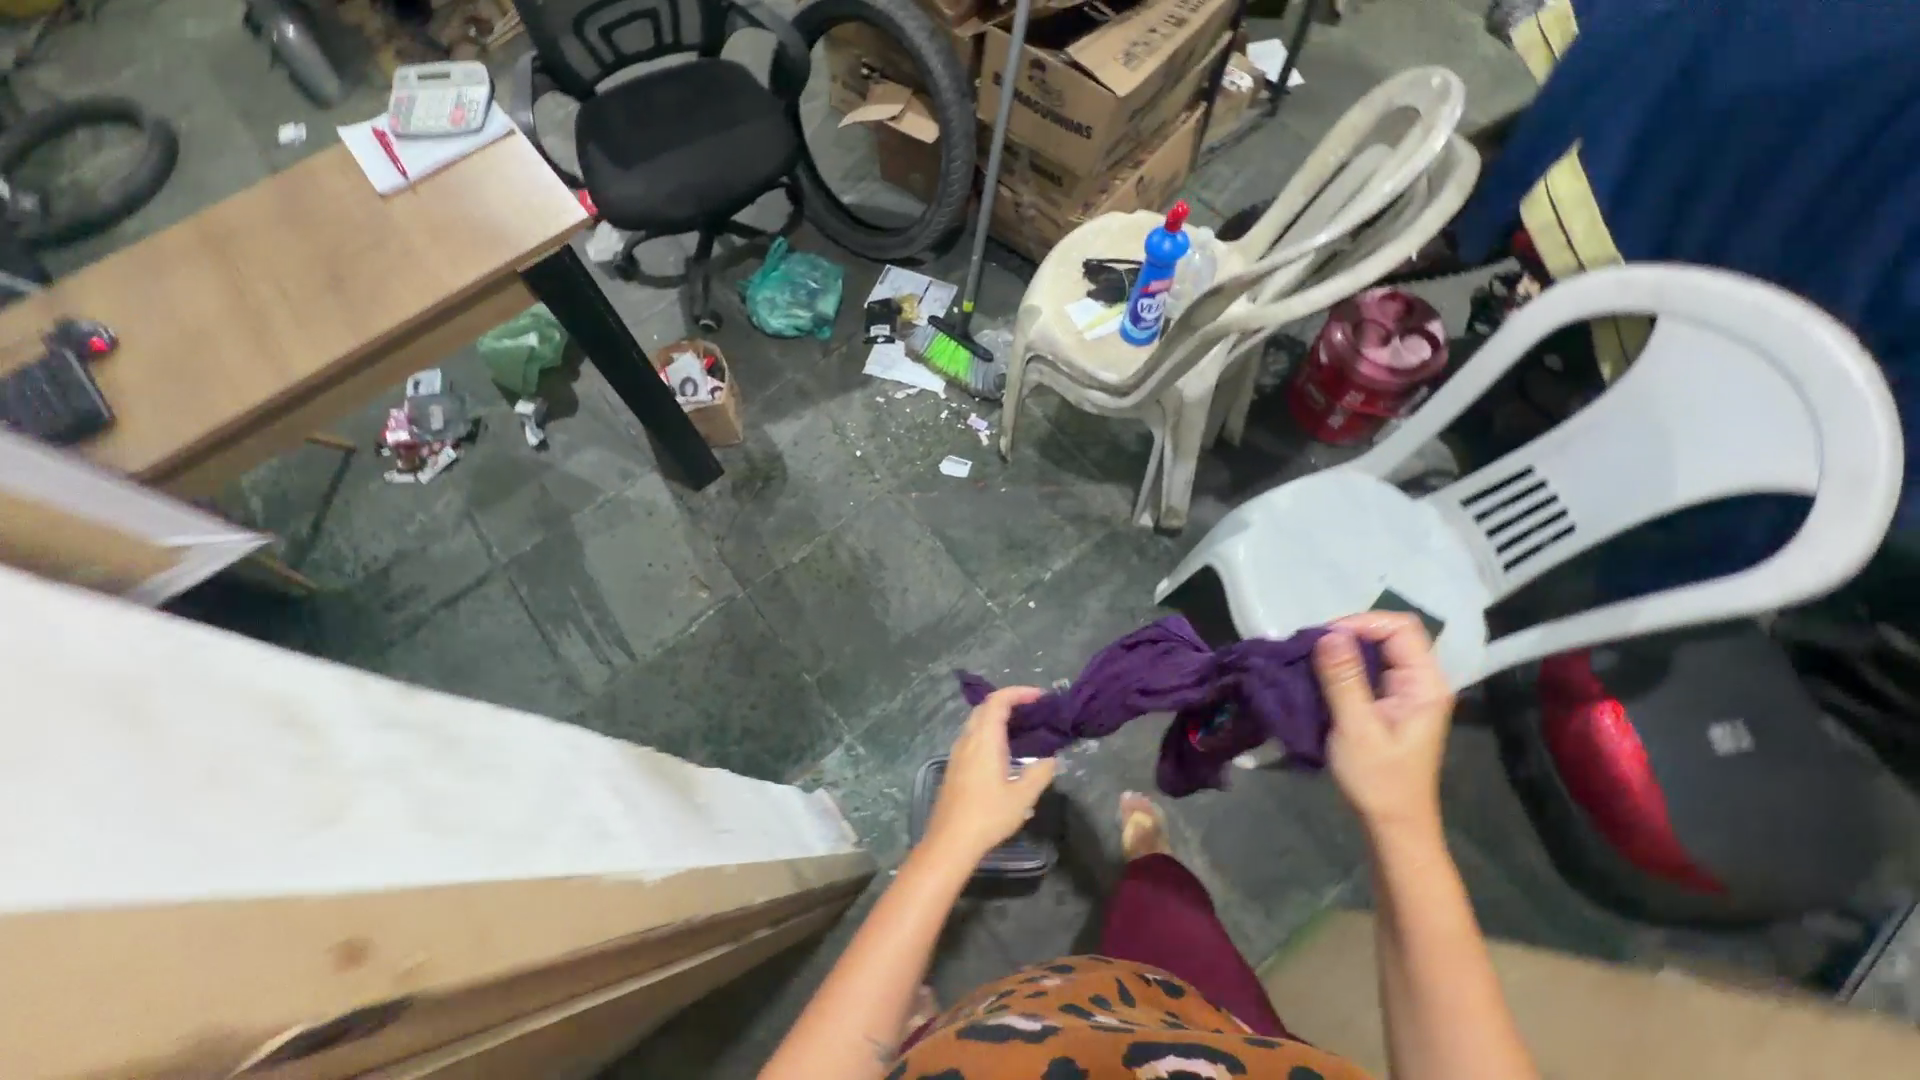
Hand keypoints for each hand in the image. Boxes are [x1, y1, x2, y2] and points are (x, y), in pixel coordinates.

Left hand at [922, 687, 1057, 862]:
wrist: (950, 840)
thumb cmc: (987, 816)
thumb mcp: (1023, 797)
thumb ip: (1039, 773)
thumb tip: (1051, 759)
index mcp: (984, 740)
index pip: (998, 701)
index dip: (1019, 692)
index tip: (1040, 697)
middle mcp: (968, 740)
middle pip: (985, 707)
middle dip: (1009, 702)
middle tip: (1034, 711)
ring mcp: (958, 753)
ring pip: (977, 722)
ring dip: (998, 718)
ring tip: (1023, 729)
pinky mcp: (955, 766)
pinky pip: (972, 737)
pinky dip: (990, 732)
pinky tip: (1005, 752)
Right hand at [1314, 613, 1453, 836]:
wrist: (1392, 822)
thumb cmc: (1379, 780)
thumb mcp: (1357, 729)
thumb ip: (1344, 679)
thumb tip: (1329, 634)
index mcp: (1425, 683)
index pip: (1401, 628)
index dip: (1363, 623)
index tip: (1324, 637)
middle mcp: (1420, 681)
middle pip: (1389, 634)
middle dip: (1348, 633)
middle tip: (1310, 647)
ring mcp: (1405, 691)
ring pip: (1376, 650)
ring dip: (1342, 650)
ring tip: (1309, 658)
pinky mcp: (1389, 702)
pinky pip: (1368, 669)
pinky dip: (1342, 665)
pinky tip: (1319, 674)